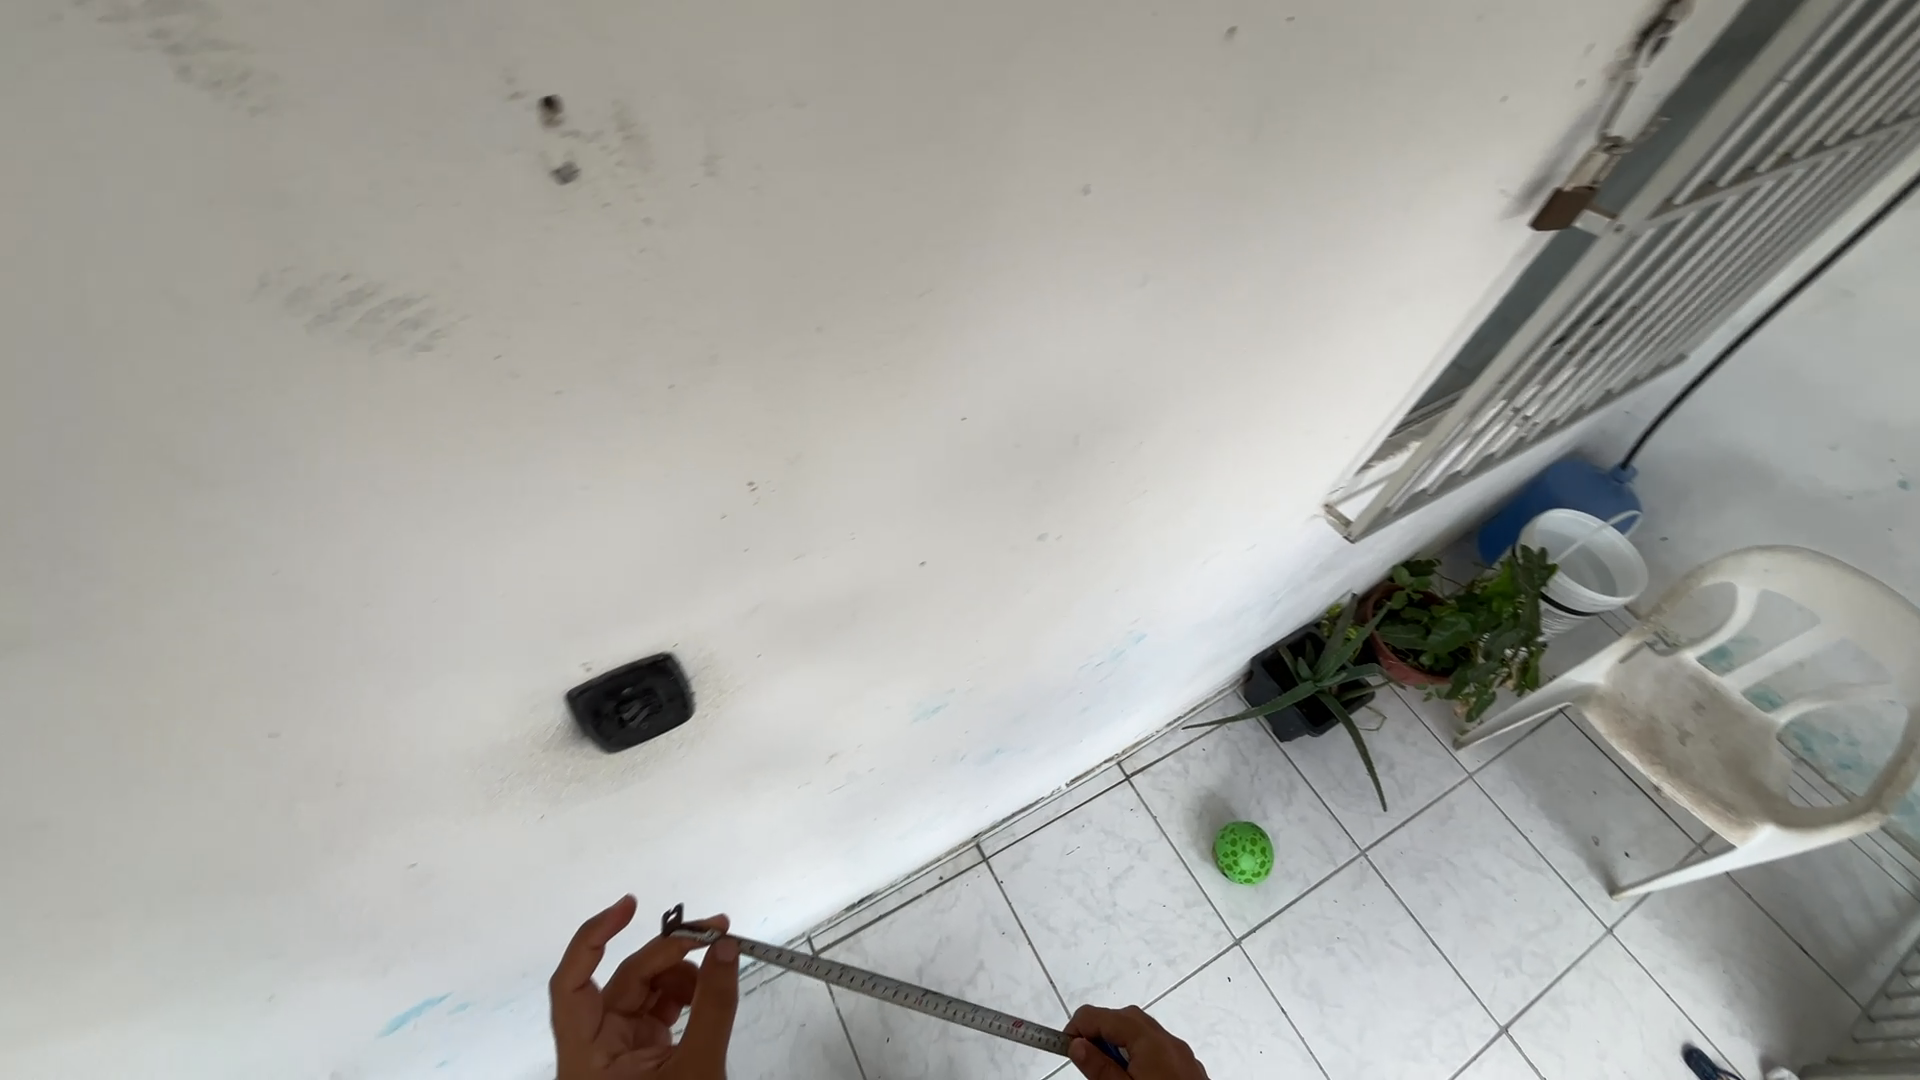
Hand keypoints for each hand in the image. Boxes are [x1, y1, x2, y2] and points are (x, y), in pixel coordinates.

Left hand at [549, 895, 739, 1079]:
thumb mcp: (698, 1071)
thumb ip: (713, 1005)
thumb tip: (726, 945)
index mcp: (586, 1059)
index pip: (571, 985)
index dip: (592, 938)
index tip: (630, 905)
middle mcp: (594, 1050)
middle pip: (624, 980)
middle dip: (671, 950)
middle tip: (718, 930)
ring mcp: (618, 1054)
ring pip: (644, 990)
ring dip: (683, 972)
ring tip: (719, 970)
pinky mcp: (641, 1058)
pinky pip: (659, 1009)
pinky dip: (686, 993)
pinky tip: (708, 994)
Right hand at [1065, 1004, 1208, 1079]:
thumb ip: (1099, 1068)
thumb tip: (1076, 1045)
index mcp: (1148, 1038)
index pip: (1101, 1015)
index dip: (1078, 1028)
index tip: (1065, 1049)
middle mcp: (1166, 1038)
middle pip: (1123, 1018)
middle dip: (1100, 1033)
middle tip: (1085, 1061)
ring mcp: (1181, 1052)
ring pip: (1141, 1032)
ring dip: (1119, 1043)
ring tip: (1107, 1071)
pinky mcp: (1189, 1068)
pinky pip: (1157, 1048)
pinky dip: (1139, 1054)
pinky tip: (1134, 1077)